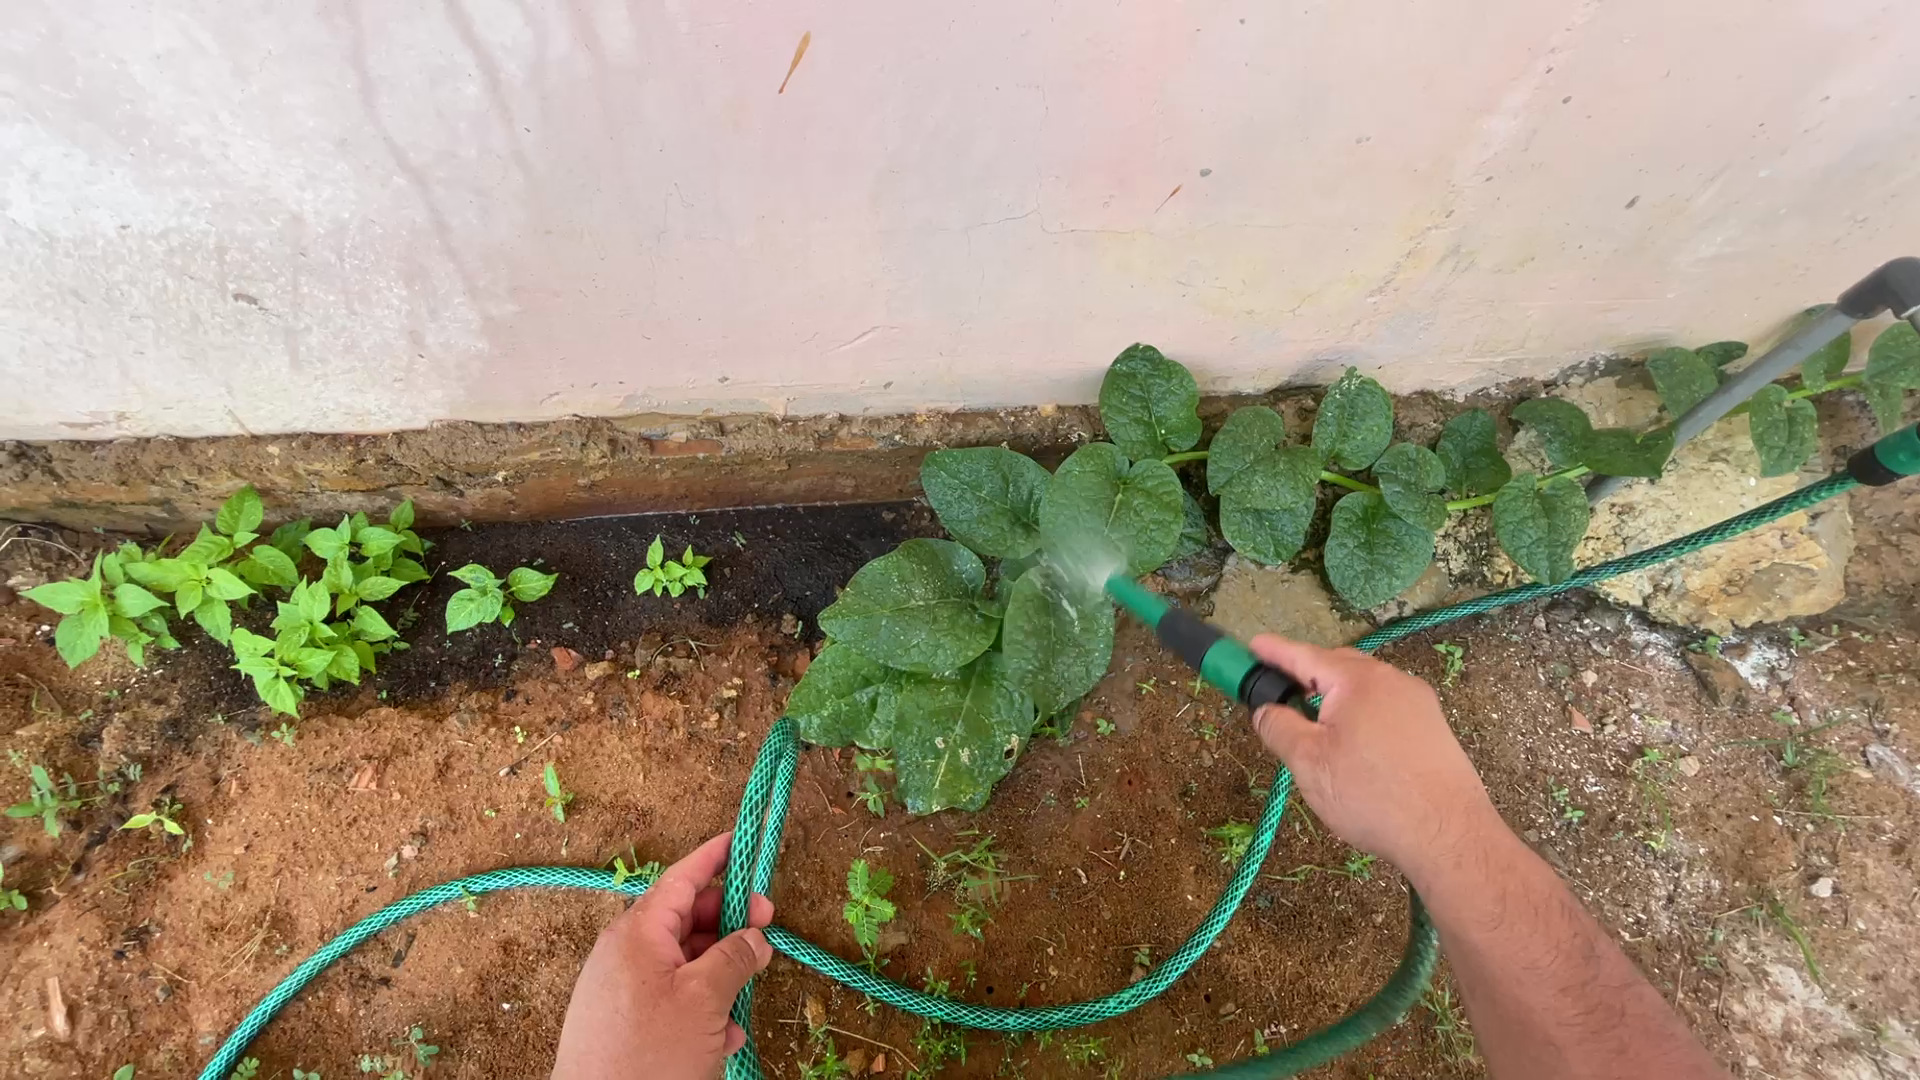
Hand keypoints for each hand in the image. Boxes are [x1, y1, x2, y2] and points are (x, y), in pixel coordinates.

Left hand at [553, 832, 774, 1079]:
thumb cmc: (649, 1056)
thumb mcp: (705, 1000)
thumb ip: (736, 956)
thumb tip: (757, 936)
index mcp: (638, 933)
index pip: (682, 877)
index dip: (715, 856)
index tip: (742, 838)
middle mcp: (624, 953)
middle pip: (686, 917)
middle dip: (729, 922)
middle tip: (767, 929)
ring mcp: (620, 990)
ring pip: (683, 960)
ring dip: (720, 971)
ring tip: (744, 998)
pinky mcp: (621, 1024)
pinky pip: (670, 995)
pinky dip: (701, 1002)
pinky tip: (724, 1033)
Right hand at [1248, 635, 1501, 880]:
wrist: (1451, 840)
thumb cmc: (1371, 795)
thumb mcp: (1307, 761)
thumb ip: (1277, 726)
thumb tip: (1266, 710)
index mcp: (1357, 680)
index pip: (1304, 656)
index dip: (1273, 651)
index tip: (1252, 644)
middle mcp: (1392, 681)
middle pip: (1336, 666)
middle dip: (1304, 673)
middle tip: (1277, 690)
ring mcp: (1419, 704)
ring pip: (1363, 687)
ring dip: (1332, 695)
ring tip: (1312, 721)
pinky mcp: (1434, 730)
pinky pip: (1384, 706)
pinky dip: (1357, 711)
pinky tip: (1350, 741)